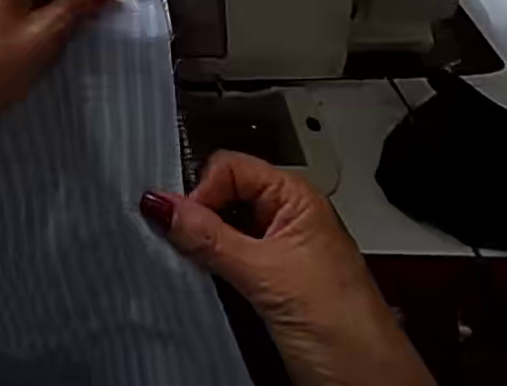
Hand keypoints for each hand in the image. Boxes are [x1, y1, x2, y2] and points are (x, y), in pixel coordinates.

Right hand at [140, 151, 431, 385]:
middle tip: (181, 241)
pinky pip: (221, 252)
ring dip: (199, 241)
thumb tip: (156, 201)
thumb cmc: (350, 339)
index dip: (202, 191)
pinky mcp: (266, 277)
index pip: (226, 167)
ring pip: (217, 224)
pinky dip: (205, 260)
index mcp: (295, 197)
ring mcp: (275, 247)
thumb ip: (208, 237)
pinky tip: (200, 273)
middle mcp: (284, 215)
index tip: (186, 223)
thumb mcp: (268, 278)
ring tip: (191, 260)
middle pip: (219, 192)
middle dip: (195, 214)